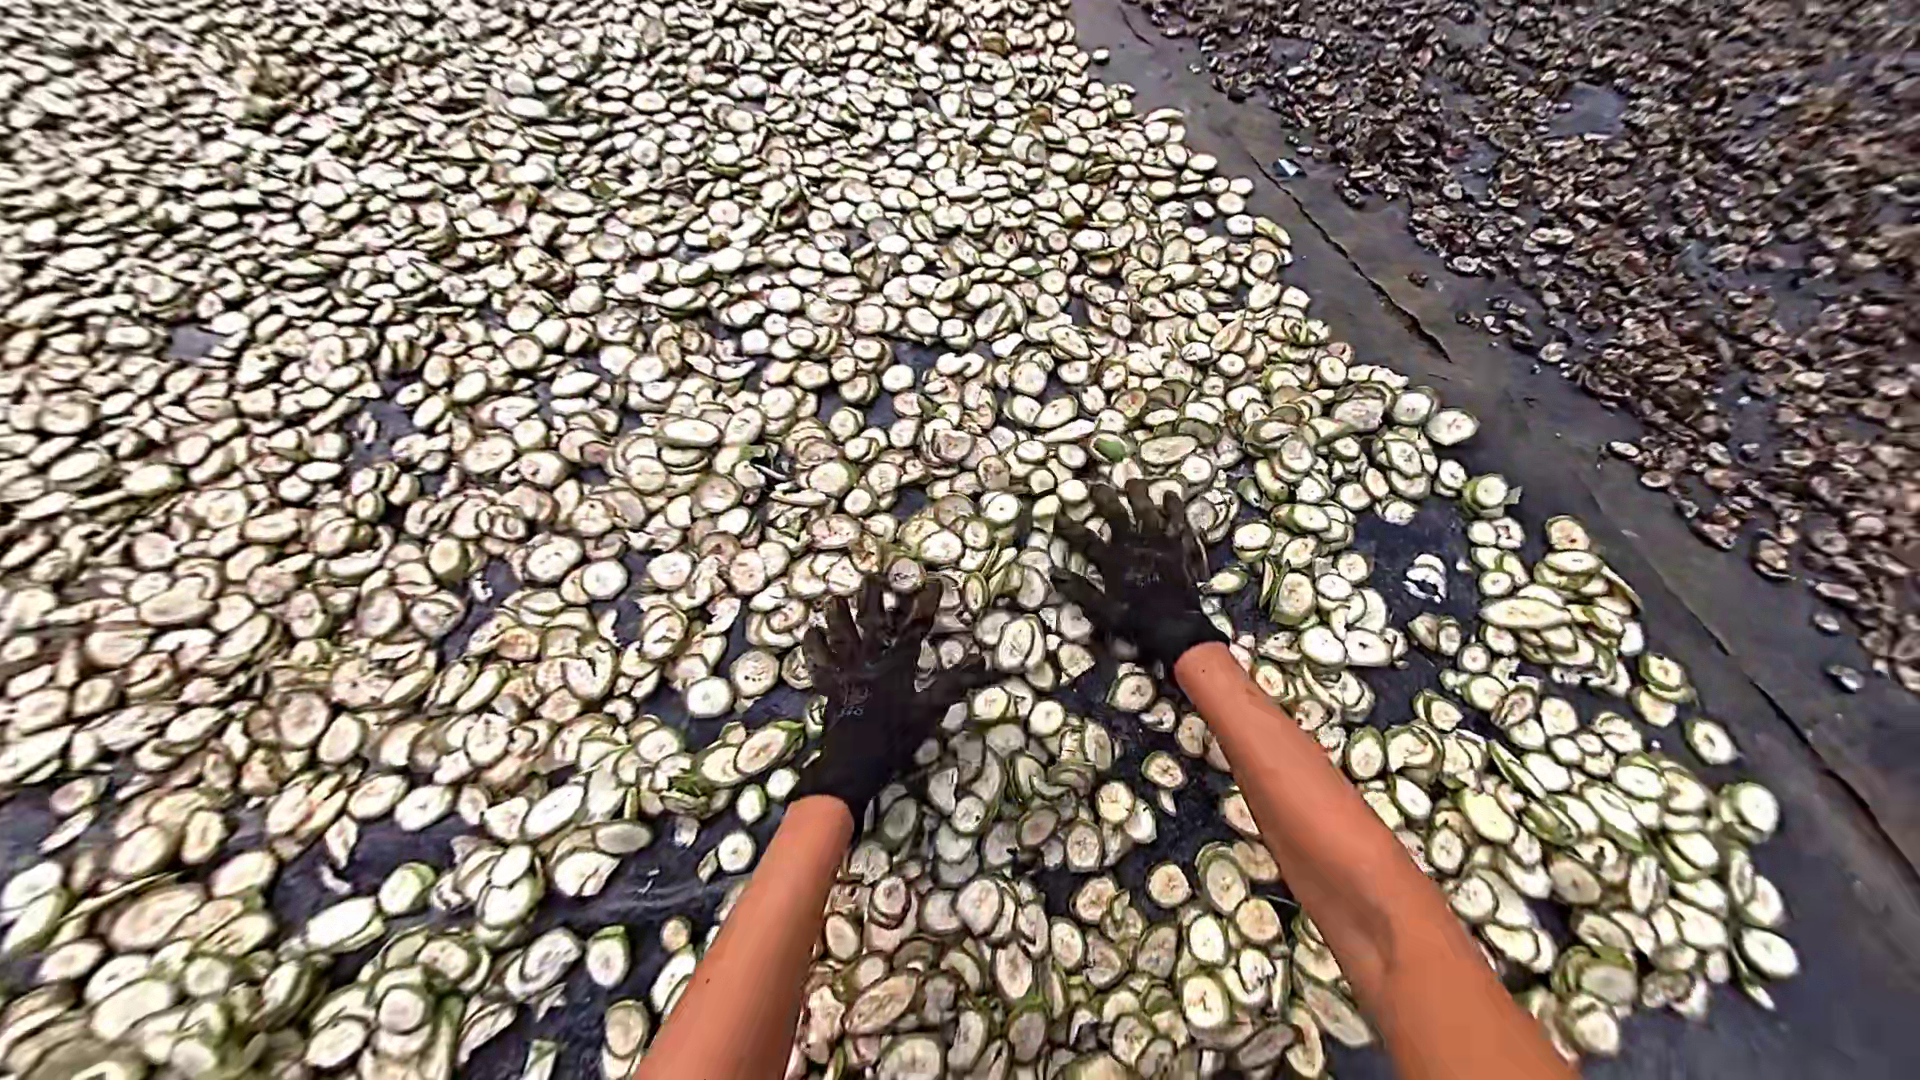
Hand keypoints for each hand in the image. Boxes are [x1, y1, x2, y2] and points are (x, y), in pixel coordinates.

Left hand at [795, 578, 988, 831]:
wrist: (854, 763)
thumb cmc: (894, 738)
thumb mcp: (929, 712)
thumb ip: (953, 685)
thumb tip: (980, 661)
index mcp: (896, 666)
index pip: (914, 628)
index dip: (924, 605)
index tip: (933, 583)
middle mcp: (869, 662)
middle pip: (870, 623)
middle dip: (872, 599)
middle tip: (872, 578)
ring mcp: (846, 674)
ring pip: (841, 638)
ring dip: (838, 617)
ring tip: (833, 599)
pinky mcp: (829, 688)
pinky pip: (819, 664)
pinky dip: (814, 649)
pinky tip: (811, 634)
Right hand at [1053, 478, 1226, 670]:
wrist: (1176, 626)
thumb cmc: (1136, 620)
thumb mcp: (1101, 611)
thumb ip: (1079, 590)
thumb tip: (1054, 574)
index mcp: (1114, 561)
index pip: (1085, 540)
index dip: (1070, 528)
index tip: (1057, 516)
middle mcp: (1135, 546)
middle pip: (1118, 516)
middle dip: (1106, 499)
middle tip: (1097, 486)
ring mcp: (1160, 545)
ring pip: (1148, 513)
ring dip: (1140, 496)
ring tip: (1134, 481)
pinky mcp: (1181, 548)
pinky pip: (1179, 523)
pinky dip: (1175, 508)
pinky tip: (1171, 495)